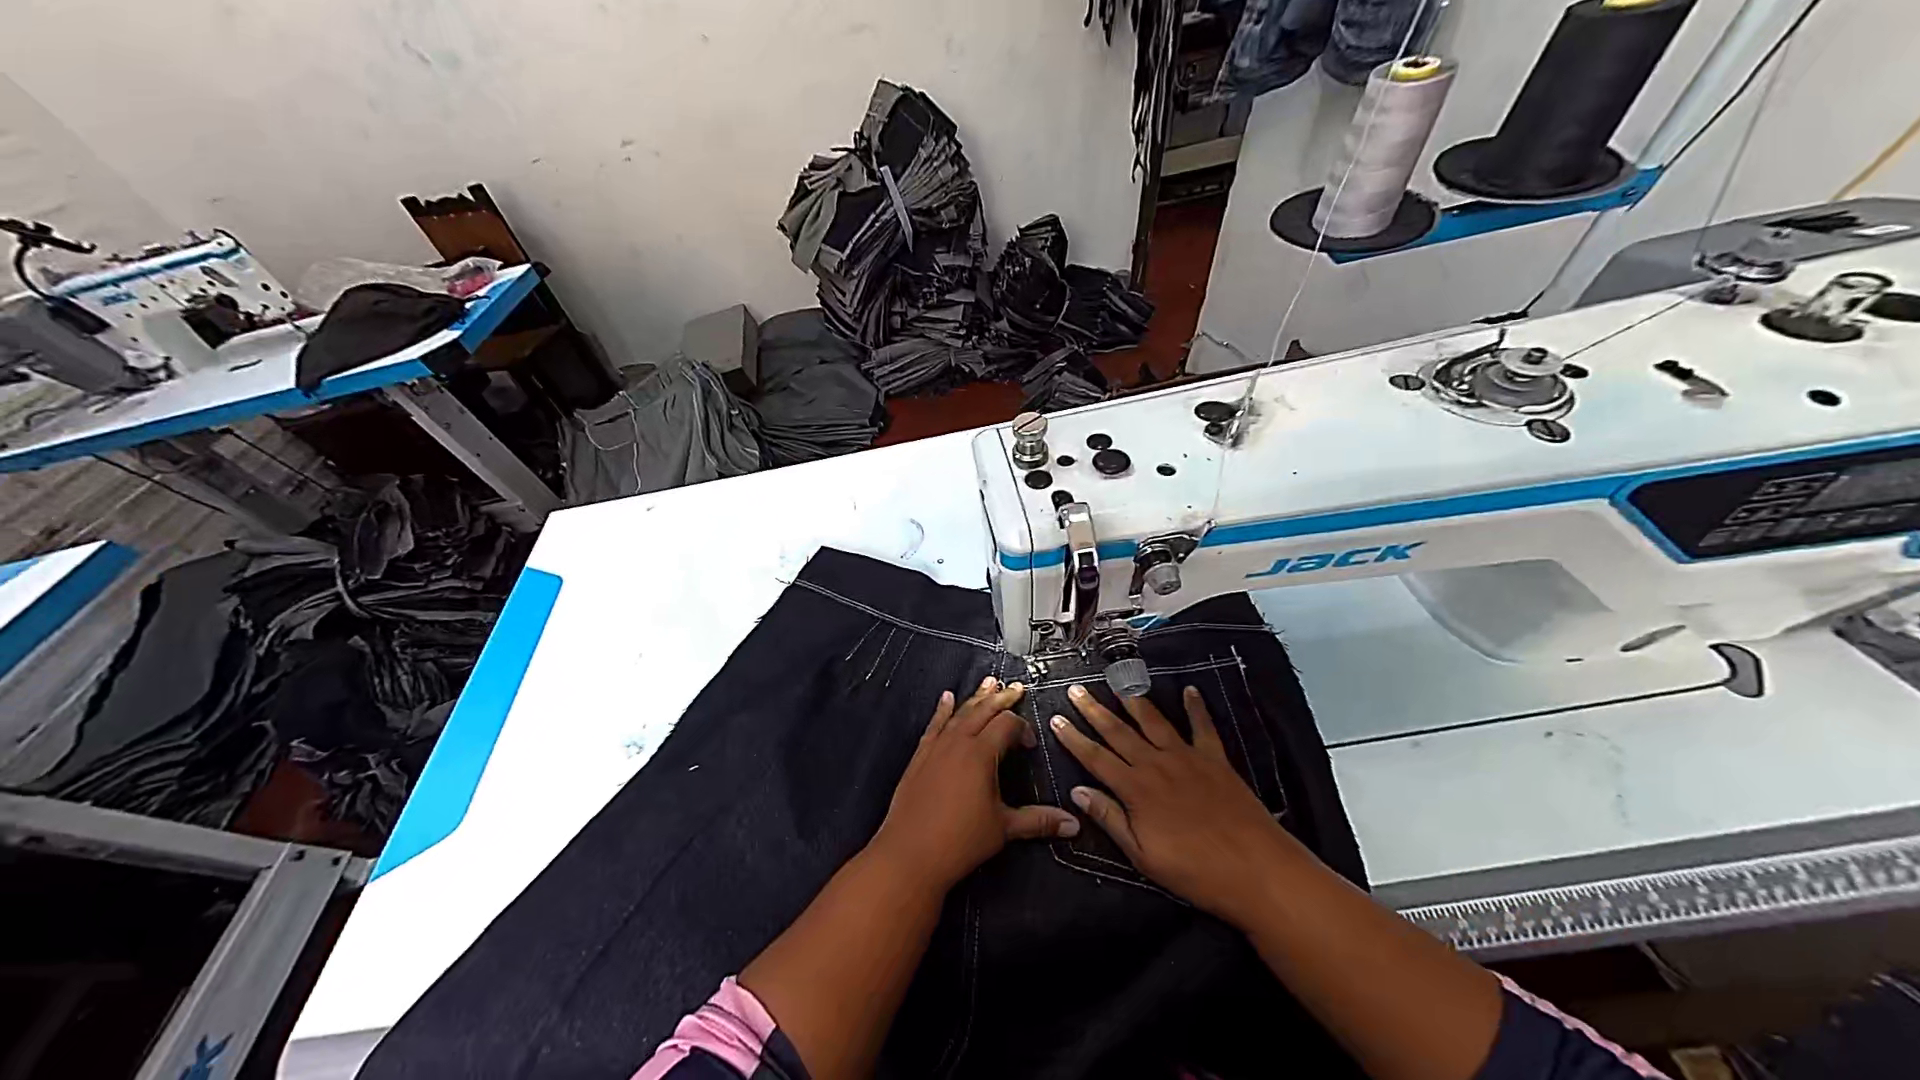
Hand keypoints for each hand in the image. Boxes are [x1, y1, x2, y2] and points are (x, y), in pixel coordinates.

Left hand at [868, 677, 1080, 893]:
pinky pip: (934, 725)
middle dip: (1002, 698)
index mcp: (980, 754)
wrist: (909, 854)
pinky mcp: (919, 757)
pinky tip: (945, 699)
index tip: (1030, 744)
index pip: (1007, 725)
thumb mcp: (1003, 828)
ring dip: (976, 698)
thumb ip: (1038, 820)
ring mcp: (936, 748)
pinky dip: (942, 710)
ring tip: (988, 682)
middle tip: (1015, 688)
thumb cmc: (958, 841)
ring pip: (960, 713)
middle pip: (984, 710)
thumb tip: (1071, 823)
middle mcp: (957, 743)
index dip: (1022, 729)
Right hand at [1050, 684, 1297, 925]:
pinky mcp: (1216, 760)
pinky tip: (1190, 691)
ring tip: (1117, 683)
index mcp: (1136, 789)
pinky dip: (1196, 707)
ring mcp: (1188, 758)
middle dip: (1093, 710)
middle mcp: (1157, 765)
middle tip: (1076, 690)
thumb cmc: (1195, 871)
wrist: (1256, 869)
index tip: (1056, 719)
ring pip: (1153, 722)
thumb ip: (1110, 819)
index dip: (1073, 738)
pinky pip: (1203, 727)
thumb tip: (1078, 792)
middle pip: (1118, 732)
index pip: (1095, 757)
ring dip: (1132, 701)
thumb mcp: (1143, 855)